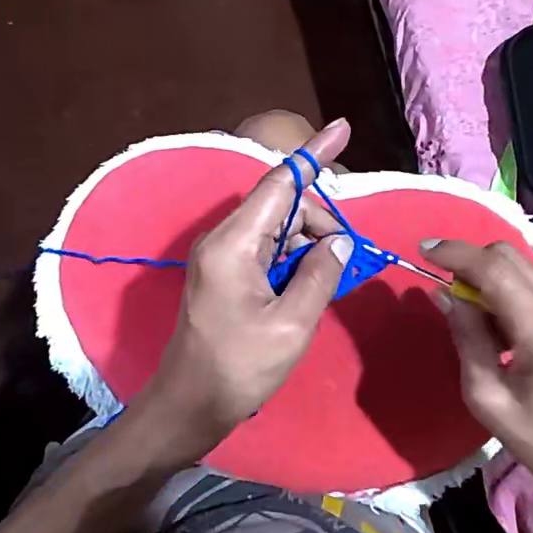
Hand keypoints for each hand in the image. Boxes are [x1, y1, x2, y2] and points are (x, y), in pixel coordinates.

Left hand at [129, 119, 353, 464]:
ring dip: (309, 245)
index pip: (280, 183)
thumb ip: (320, 275)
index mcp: (235, 243)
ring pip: (278, 229)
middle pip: (283, 206)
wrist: (189, 405)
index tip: (341, 127)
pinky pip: (268, 251)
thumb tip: (337, 242)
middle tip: (344, 261)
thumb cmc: (238, 368)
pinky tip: (309, 285)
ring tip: (328, 280)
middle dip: (320, 222)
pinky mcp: (225, 275)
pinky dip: (294, 260)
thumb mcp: (291, 324)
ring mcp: (222, 257)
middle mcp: (224, 240)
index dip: (313, 155)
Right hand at [422, 240, 532, 521]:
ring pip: (524, 268)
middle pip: (511, 260)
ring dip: (492, 282)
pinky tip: (510, 329)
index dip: (459, 255)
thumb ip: (466, 335)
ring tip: (484, 325)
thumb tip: (446, 291)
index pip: (499, 273)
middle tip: (450, 296)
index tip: (425, 251)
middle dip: (472, 266)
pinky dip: (513, 293)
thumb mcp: (484, 396)